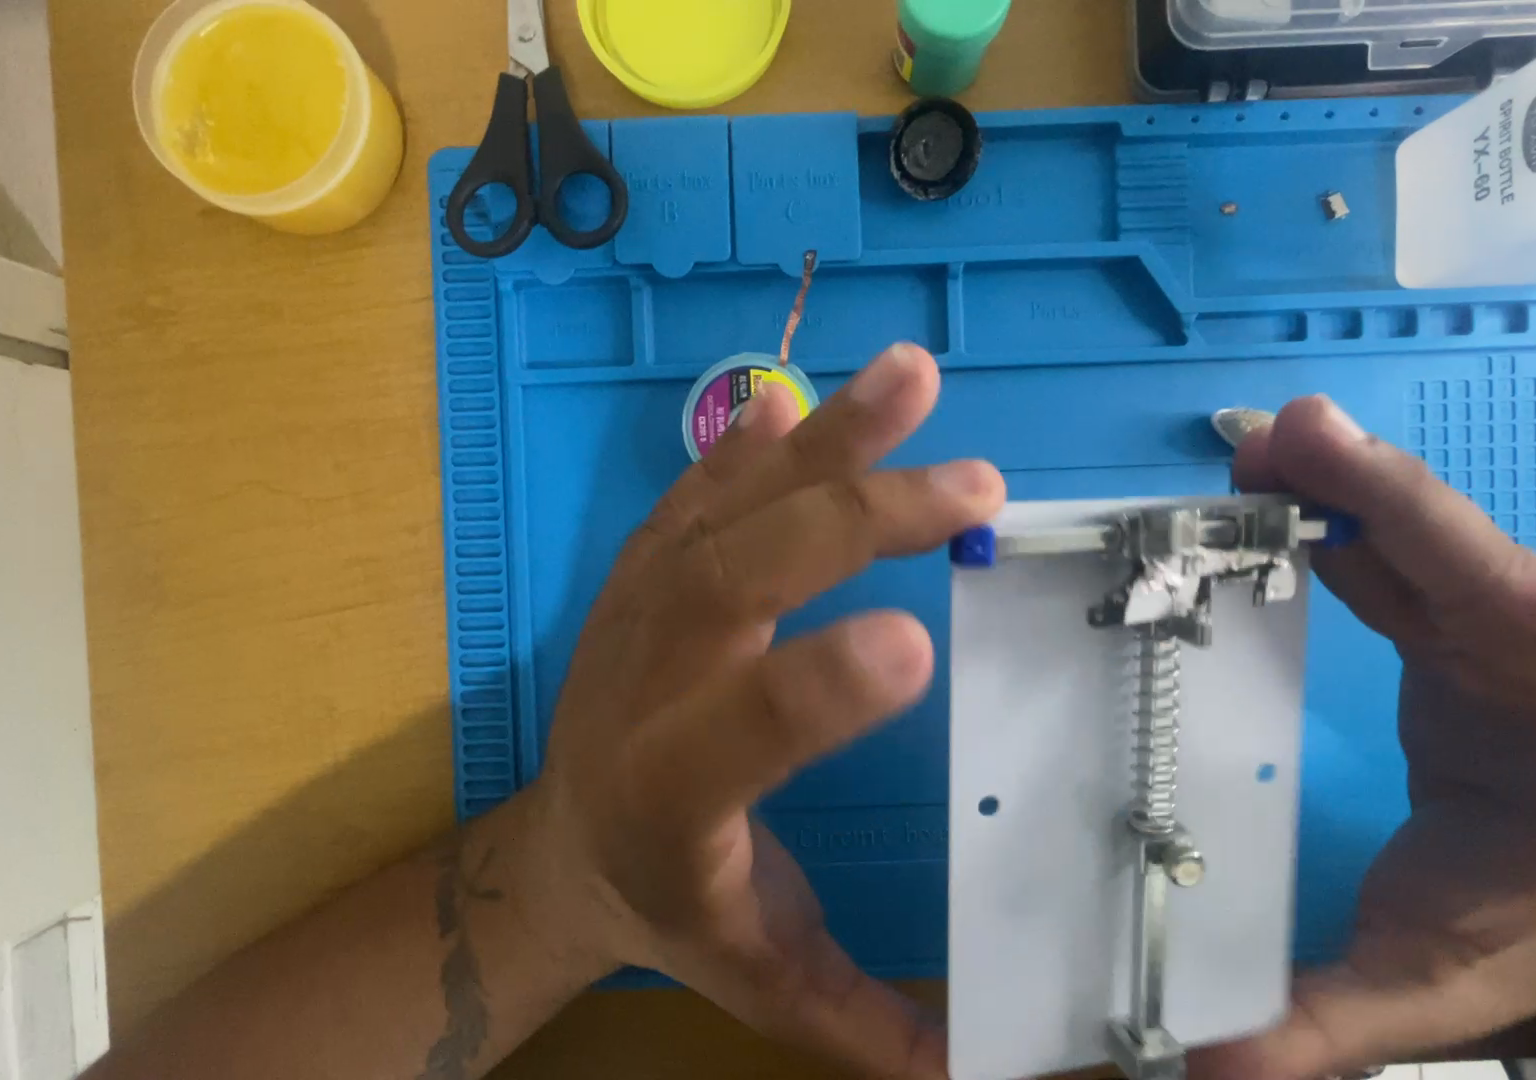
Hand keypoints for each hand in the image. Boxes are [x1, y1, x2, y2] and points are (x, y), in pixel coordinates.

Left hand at [528, 343, 1001, 1078]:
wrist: (563, 843)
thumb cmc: (669, 904)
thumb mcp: (759, 972)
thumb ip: (855, 1017)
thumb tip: (972, 1073)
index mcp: (673, 794)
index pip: (740, 734)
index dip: (816, 692)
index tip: (915, 643)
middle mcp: (647, 680)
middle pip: (738, 580)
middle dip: (857, 525)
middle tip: (973, 483)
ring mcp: (638, 607)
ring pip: (725, 511)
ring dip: (823, 441)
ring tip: (911, 377)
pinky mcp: (643, 571)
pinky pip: (695, 494)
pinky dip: (748, 446)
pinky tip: (800, 402)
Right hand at [1198, 395, 1535, 1077]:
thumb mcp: (1460, 972)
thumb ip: (1341, 1012)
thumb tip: (1199, 1067)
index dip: (1468, 554)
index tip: (1367, 493)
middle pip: (1474, 549)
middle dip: (1382, 492)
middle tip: (1283, 438)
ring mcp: (1528, 618)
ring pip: (1427, 537)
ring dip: (1342, 488)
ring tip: (1259, 454)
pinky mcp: (1475, 612)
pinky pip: (1396, 557)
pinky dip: (1334, 522)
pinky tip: (1273, 497)